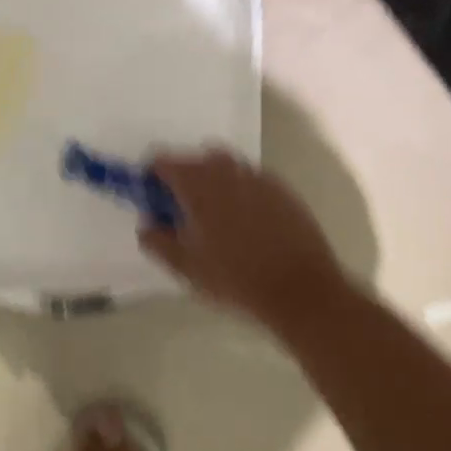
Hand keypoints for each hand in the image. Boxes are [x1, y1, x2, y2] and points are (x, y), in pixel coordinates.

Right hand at [138, 147, 347, 329]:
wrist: (302, 292)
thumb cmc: (235, 279)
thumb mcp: (185, 268)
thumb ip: (157, 241)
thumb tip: (147, 224)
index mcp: (198, 185)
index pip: (162, 161)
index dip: (151, 177)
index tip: (152, 201)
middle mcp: (227, 171)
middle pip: (195, 159)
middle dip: (184, 178)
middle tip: (183, 212)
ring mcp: (259, 179)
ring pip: (226, 167)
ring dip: (214, 182)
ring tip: (216, 219)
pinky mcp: (284, 191)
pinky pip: (252, 181)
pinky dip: (241, 193)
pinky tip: (247, 226)